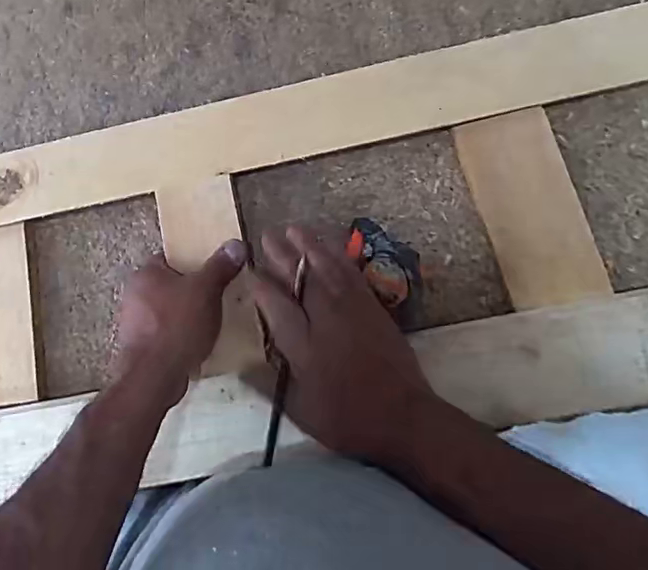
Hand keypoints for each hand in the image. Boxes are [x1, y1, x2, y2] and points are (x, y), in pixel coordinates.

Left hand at [110, 240, 245, 406]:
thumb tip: (235, 245)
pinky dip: (180, 336)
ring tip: (211, 319)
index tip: (213, 268)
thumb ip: (220, 266)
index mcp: (145, 274)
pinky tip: (198, 343)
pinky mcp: (139, 350)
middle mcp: (133, 295)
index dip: (194, 260)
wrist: (153, 380)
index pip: (171, 257)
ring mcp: (133, 324)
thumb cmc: (178, 325)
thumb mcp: (206, 289)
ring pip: (168, 311)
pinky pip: (165, 334)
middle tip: (217, 293)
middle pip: (170, 284)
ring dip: (186, 315)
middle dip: (192, 289)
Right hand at [247, 226, 445, 467]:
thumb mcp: (302, 411)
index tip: (249, 269)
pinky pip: (350, 270)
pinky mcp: (372, 303)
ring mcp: (351, 306)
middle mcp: (325, 317)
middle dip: (281, 255)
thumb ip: (272, 385)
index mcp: (303, 345)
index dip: (261, 285)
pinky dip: (337, 254)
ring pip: (325, 266)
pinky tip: (329, 246)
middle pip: (299, 277)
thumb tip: (245, 367)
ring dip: (309, 245)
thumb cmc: (348, 419)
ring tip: (294, 228)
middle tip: (267, 235)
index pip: (276, 305)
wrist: (402, 414)